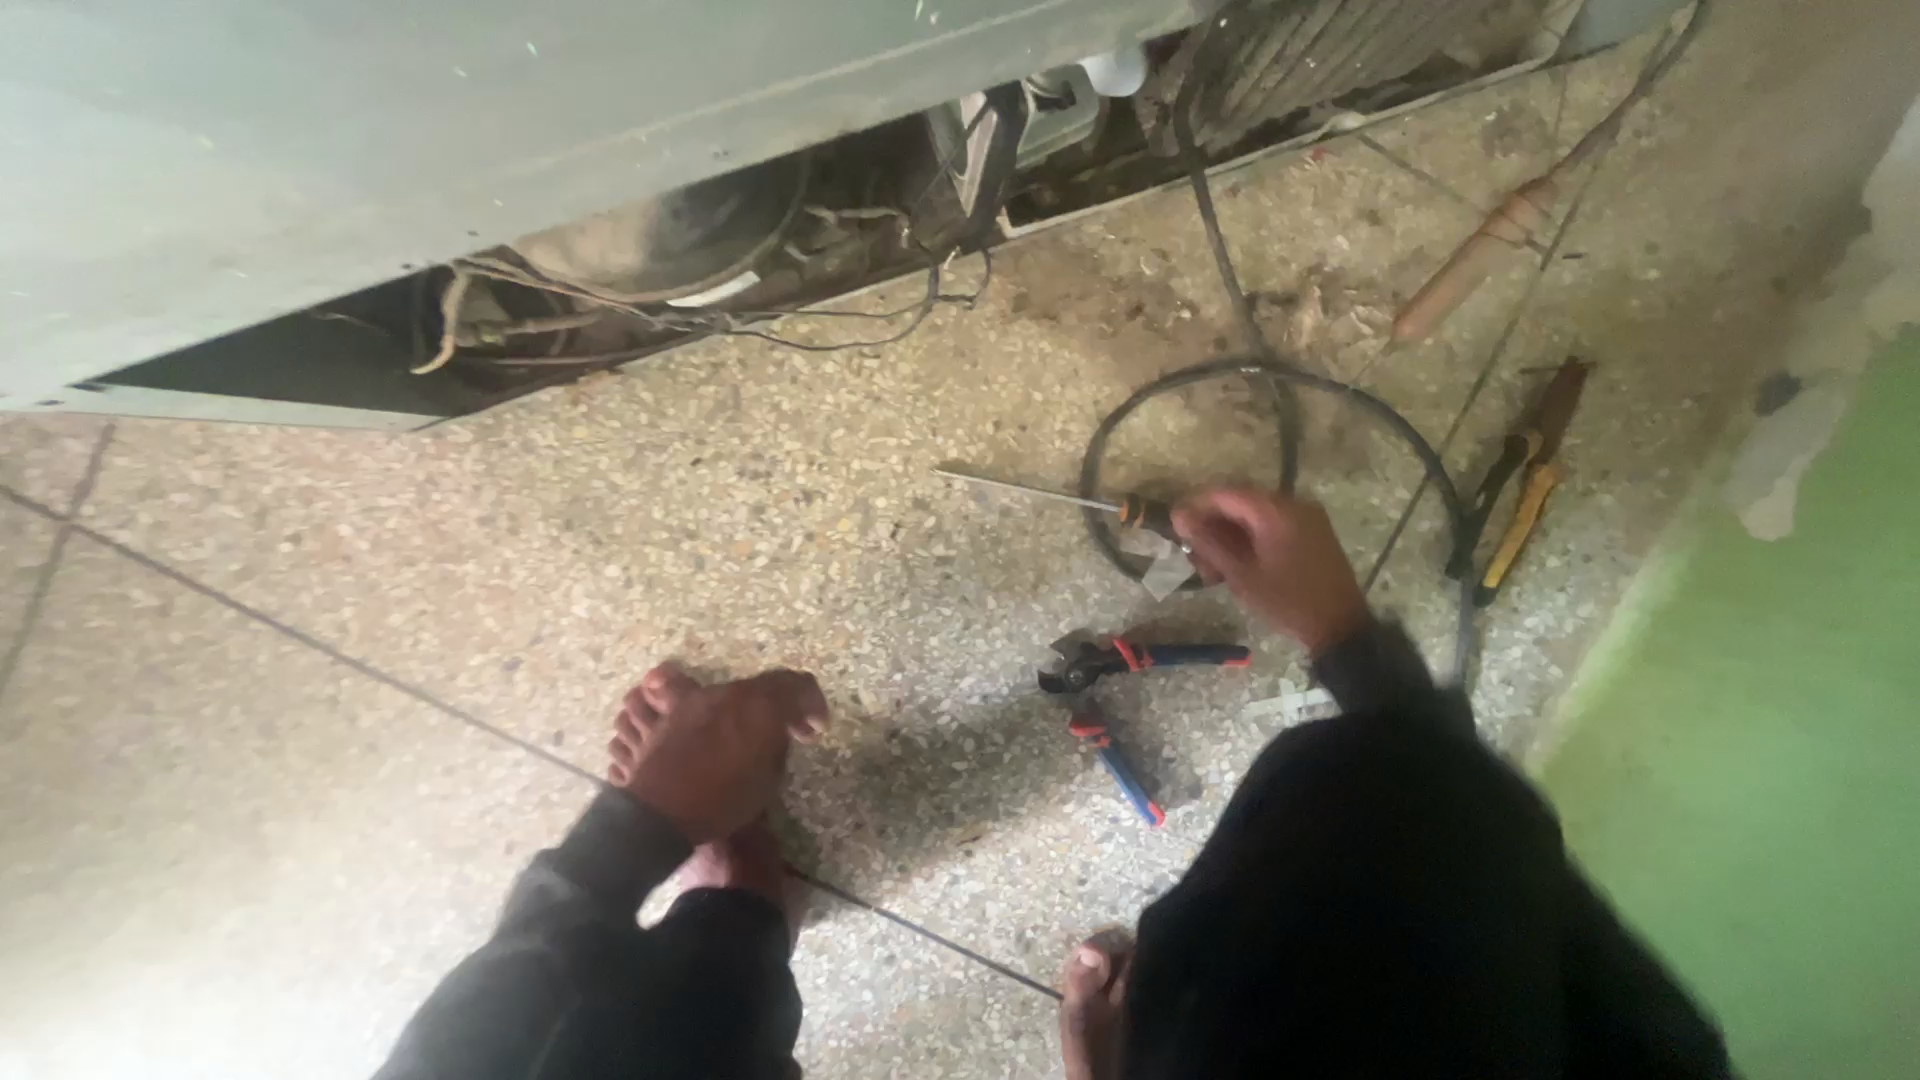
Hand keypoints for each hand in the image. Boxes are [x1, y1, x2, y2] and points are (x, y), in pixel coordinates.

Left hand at [606, 664, 829, 844]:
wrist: (661, 813)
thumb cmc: (723, 800)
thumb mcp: (769, 777)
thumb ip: (778, 742)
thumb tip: (778, 731)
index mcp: (762, 704)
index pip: (799, 685)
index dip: (814, 704)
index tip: (815, 729)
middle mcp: (731, 691)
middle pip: (766, 686)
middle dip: (782, 706)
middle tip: (789, 732)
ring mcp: (699, 697)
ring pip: (735, 693)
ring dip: (749, 709)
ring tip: (747, 735)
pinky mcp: (674, 709)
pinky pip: (704, 701)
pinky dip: (718, 713)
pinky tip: (715, 735)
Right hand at [1173, 488, 1367, 655]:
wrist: (1340, 626)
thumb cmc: (1286, 601)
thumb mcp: (1240, 575)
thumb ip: (1208, 542)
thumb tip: (1179, 516)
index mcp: (1275, 511)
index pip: (1224, 494)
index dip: (1196, 507)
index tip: (1176, 527)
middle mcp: (1293, 504)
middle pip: (1239, 503)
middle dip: (1212, 526)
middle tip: (1195, 555)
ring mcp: (1306, 517)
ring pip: (1254, 515)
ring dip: (1230, 535)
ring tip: (1213, 568)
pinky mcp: (1312, 532)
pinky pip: (1272, 525)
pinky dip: (1250, 539)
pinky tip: (1237, 564)